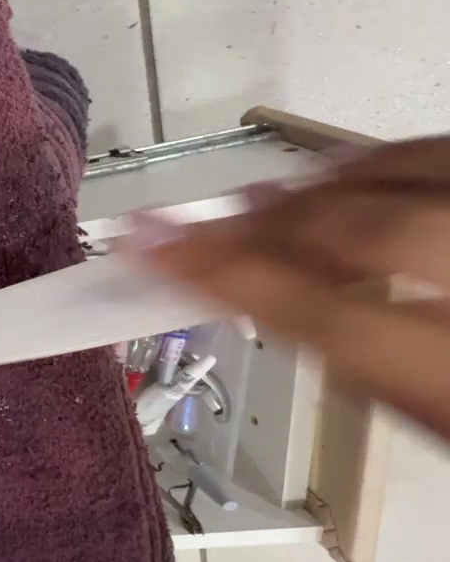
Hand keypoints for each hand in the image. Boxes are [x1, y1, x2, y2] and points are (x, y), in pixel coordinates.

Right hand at [140, 136, 449, 441]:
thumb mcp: (418, 404)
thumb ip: (337, 347)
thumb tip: (238, 281)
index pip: (315, 312)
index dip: (216, 269)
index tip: (143, 241)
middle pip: (366, 235)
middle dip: (259, 224)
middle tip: (191, 223)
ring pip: (418, 178)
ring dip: (320, 187)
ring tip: (262, 198)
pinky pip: (447, 156)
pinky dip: (389, 160)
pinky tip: (345, 174)